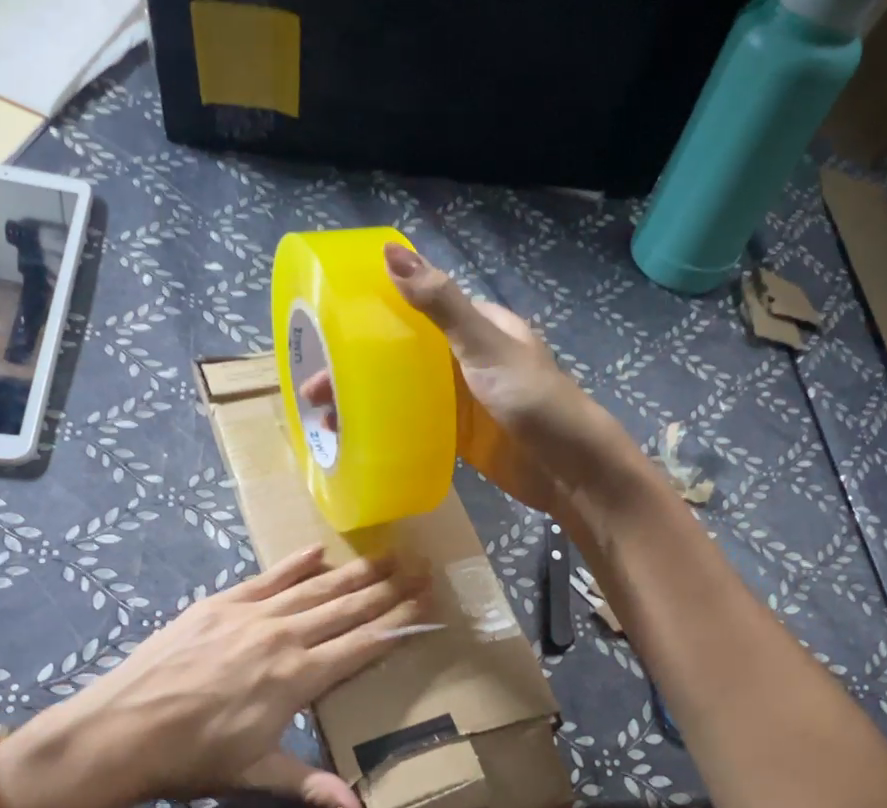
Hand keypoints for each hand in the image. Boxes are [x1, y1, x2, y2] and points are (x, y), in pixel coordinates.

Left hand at [0, 546, 427, 807]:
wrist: (119, 731)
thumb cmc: (193, 760)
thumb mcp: (257, 775)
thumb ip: (313, 789)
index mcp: (298, 677)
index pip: (363, 644)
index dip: (400, 623)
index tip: (429, 603)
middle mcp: (282, 636)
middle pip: (346, 608)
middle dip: (388, 588)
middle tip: (422, 567)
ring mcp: (249, 614)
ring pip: (313, 588)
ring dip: (353, 572)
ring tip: (386, 554)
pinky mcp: (218, 604)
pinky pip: (266, 577)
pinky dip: (294, 564)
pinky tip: (317, 551)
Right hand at [298, 244, 627, 513]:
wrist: (573, 473)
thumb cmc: (535, 402)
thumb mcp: (486, 347)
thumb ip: (440, 305)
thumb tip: (390, 253)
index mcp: (480, 327)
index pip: (421, 306)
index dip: (376, 310)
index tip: (328, 325)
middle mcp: (470, 360)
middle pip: (405, 354)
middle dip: (360, 366)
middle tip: (313, 389)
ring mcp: (466, 401)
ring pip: (407, 392)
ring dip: (368, 400)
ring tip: (324, 418)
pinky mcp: (464, 438)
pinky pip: (419, 426)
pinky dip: (389, 429)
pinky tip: (357, 438)